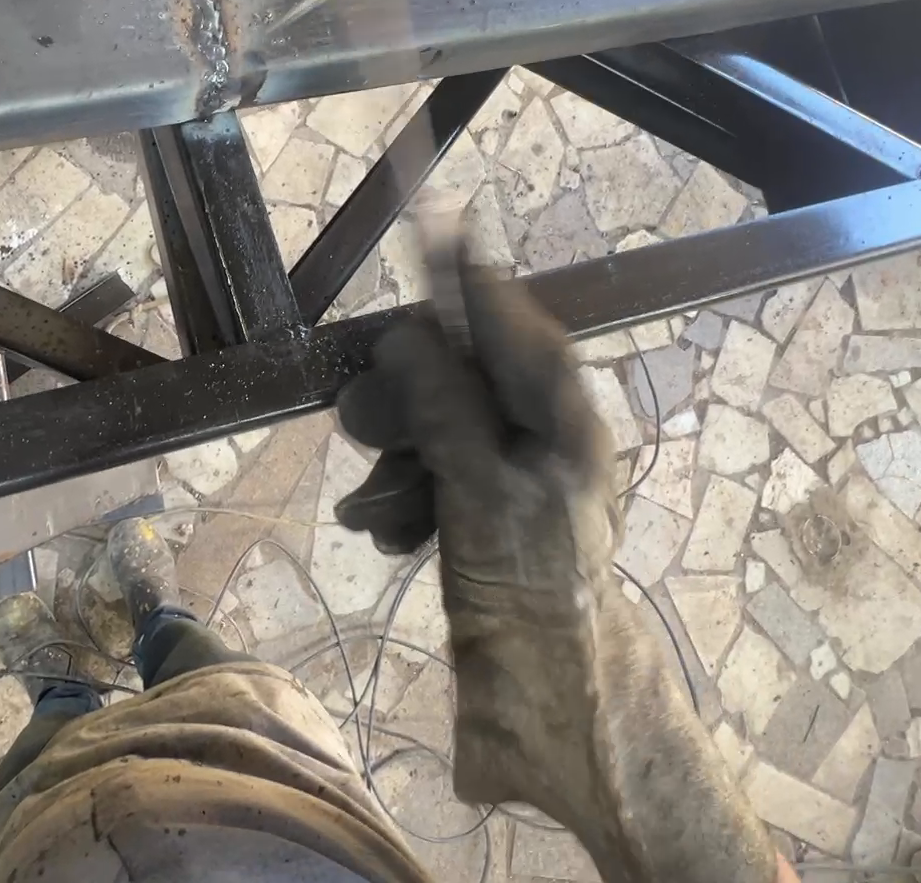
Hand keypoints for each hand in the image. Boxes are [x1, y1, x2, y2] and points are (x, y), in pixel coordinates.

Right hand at [334, 263, 776, 882]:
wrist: (555, 702)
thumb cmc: (532, 591)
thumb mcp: (483, 493)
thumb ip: (445, 409)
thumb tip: (404, 336)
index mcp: (563, 419)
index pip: (510, 325)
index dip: (471, 276)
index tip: (437, 219)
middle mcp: (540, 435)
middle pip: (458, 378)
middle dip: (403, 401)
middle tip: (357, 421)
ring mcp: (509, 472)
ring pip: (434, 428)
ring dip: (394, 461)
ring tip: (374, 511)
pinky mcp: (482, 507)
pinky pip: (431, 473)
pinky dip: (403, 494)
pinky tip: (387, 530)